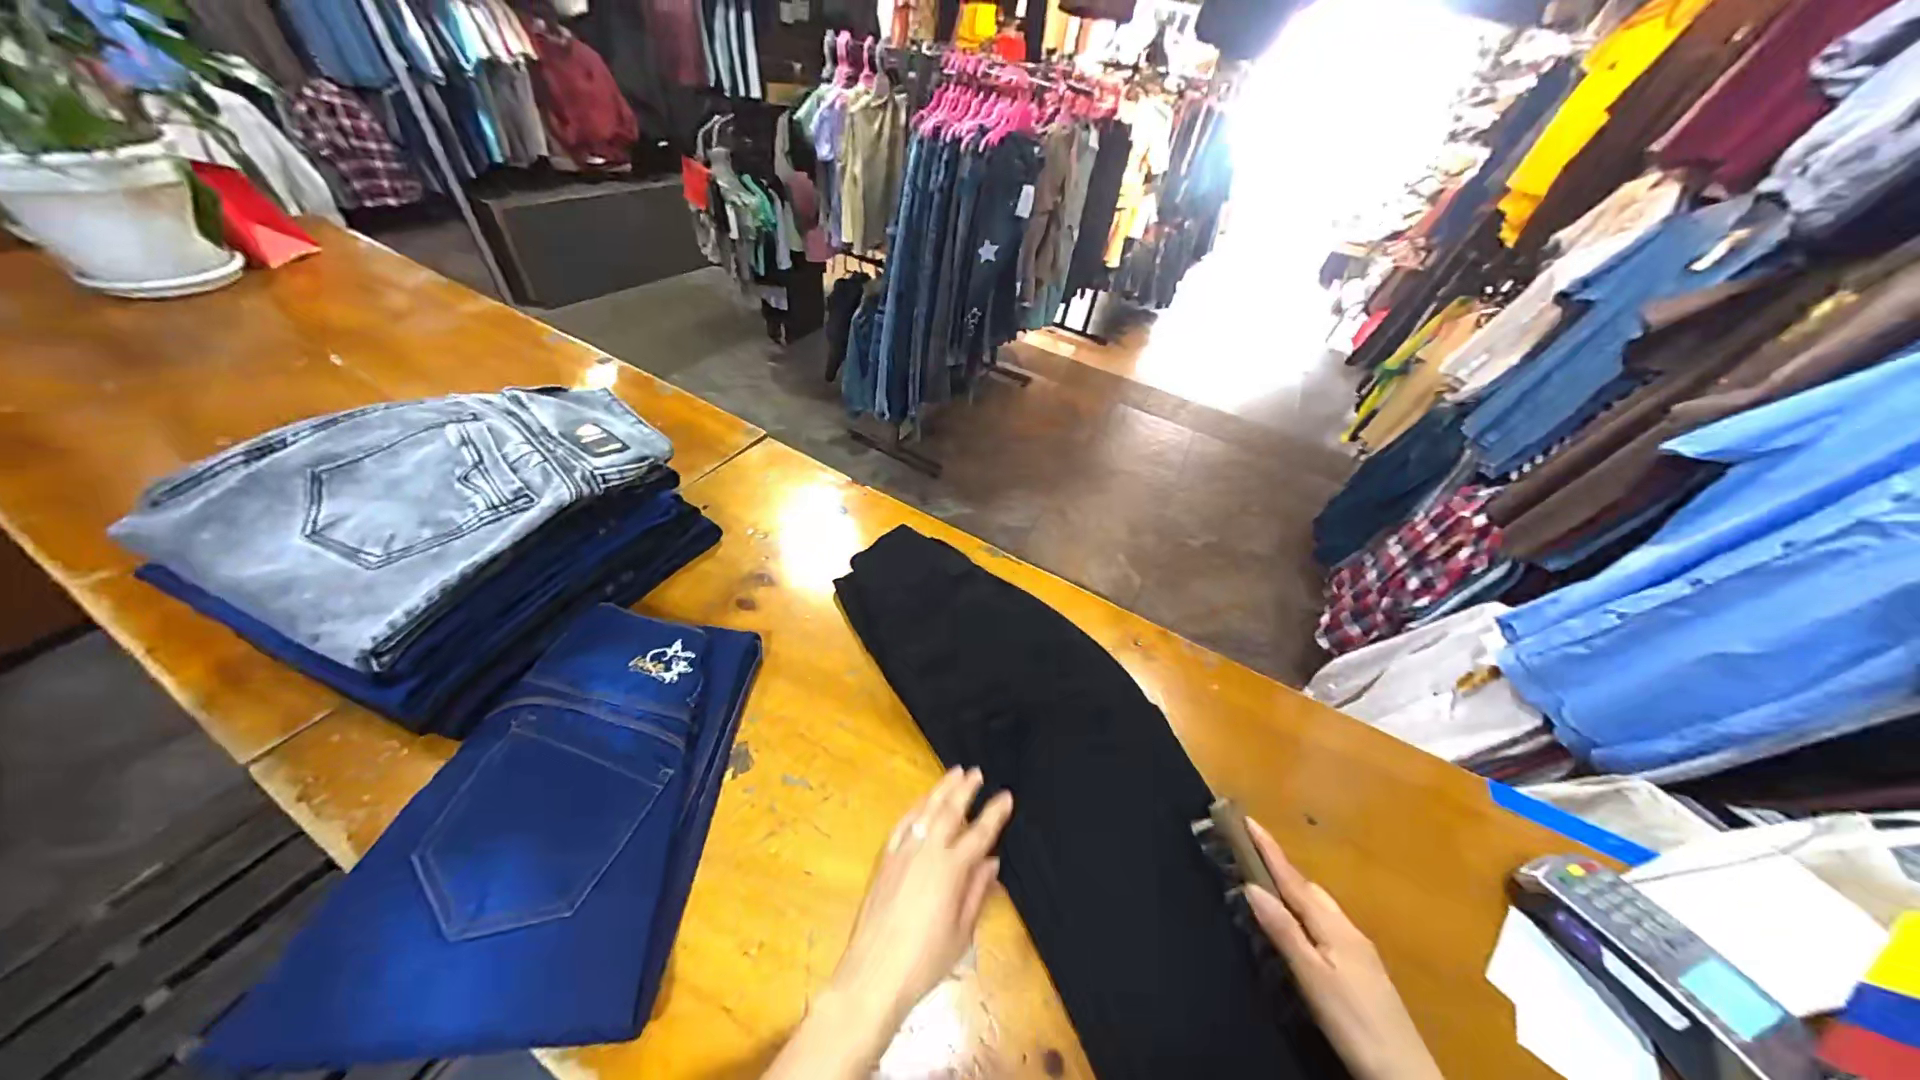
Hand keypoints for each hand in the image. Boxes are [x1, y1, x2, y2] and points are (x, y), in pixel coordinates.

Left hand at [764, 766, 1012, 1079]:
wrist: (875, 972)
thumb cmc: (925, 959)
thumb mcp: (962, 931)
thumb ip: (977, 892)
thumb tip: (991, 862)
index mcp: (952, 869)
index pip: (980, 834)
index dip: (995, 813)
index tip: (1006, 795)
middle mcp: (927, 852)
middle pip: (950, 811)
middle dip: (965, 789)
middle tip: (977, 772)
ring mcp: (903, 852)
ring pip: (925, 810)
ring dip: (941, 790)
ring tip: (954, 773)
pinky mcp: (886, 859)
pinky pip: (903, 824)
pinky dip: (916, 808)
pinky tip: (922, 802)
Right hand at [1244, 818, 1444, 1079]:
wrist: (1405, 1073)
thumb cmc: (1353, 1020)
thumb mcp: (1312, 976)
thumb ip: (1283, 930)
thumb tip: (1252, 886)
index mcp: (1333, 926)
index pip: (1294, 880)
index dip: (1270, 850)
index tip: (1248, 820)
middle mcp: (1348, 930)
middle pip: (1310, 889)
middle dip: (1282, 868)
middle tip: (1252, 853)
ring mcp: (1360, 950)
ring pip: (1321, 907)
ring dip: (1295, 890)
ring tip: (1270, 886)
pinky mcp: (1364, 970)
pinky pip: (1328, 925)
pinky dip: (1307, 913)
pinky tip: (1302, 929)